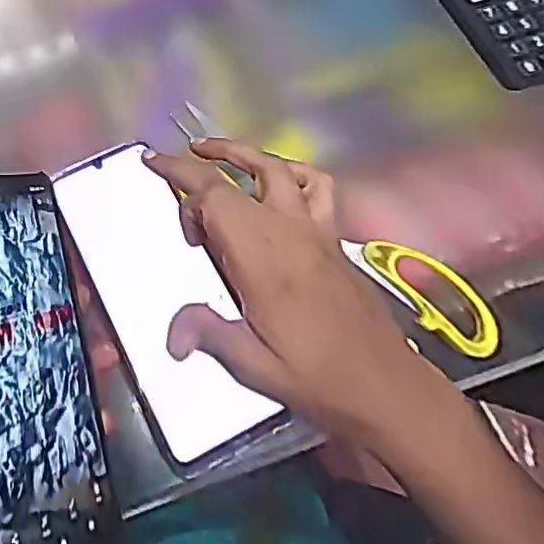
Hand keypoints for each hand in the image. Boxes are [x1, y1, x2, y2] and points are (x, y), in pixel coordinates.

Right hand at [145, 139, 439, 438]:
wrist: (390, 388)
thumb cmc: (318, 377)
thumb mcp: (254, 364)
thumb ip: (210, 335)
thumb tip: (174, 333)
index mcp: (260, 256)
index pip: (213, 195)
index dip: (179, 172)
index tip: (154, 162)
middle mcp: (287, 231)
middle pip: (239, 174)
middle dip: (200, 164)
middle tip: (174, 165)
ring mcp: (315, 230)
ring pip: (279, 169)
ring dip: (245, 155)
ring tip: (219, 155)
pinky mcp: (333, 238)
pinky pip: (316, 188)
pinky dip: (293, 173)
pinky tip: (280, 181)